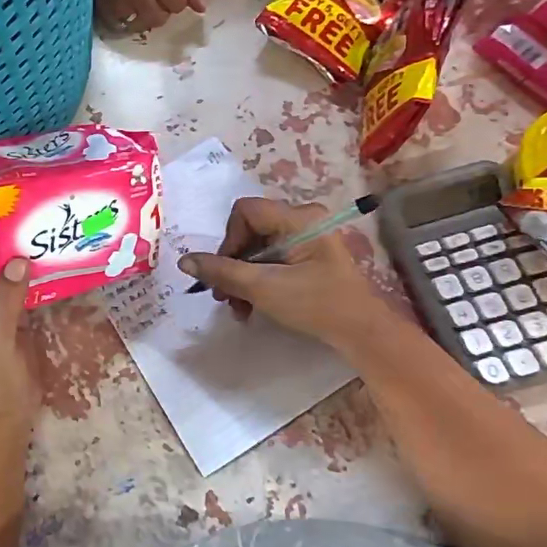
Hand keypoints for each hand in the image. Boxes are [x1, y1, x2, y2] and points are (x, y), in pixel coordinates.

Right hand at [178, 197, 396, 347]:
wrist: (362, 334)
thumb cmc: (316, 304)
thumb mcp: (262, 288)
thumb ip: (221, 271)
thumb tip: (184, 261)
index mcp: (299, 218)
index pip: (245, 212)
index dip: (229, 239)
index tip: (226, 270)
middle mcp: (303, 220)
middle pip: (248, 231)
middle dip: (231, 264)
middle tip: (222, 294)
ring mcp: (307, 239)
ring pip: (256, 248)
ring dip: (239, 277)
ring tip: (235, 306)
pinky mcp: (307, 257)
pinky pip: (270, 259)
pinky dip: (255, 280)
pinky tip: (249, 305)